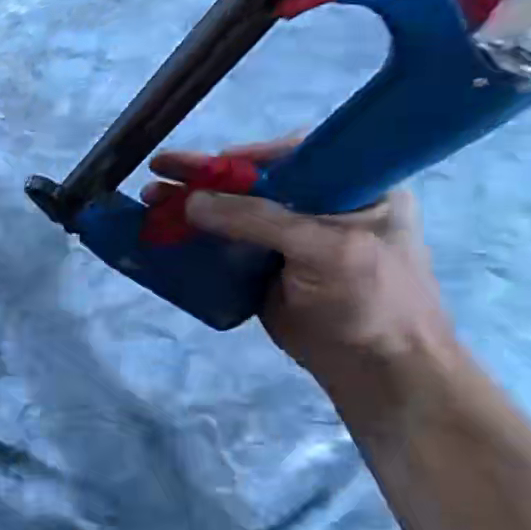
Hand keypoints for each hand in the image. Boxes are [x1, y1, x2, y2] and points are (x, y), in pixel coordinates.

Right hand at [145, 137, 455, 374]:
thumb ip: (258, 220)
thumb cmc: (372, 301)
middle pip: (255, 182)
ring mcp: (290, 238)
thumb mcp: (324, 249)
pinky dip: (196, 236)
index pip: (295, 155)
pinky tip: (165, 230)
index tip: (209, 162)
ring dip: (193, 204)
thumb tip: (191, 202)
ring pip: (235, 212)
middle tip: (160, 169)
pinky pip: (226, 244)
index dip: (249, 156)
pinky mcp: (266, 268)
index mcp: (353, 186)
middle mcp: (320, 204)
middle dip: (207, 178)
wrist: (380, 374)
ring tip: (150, 197)